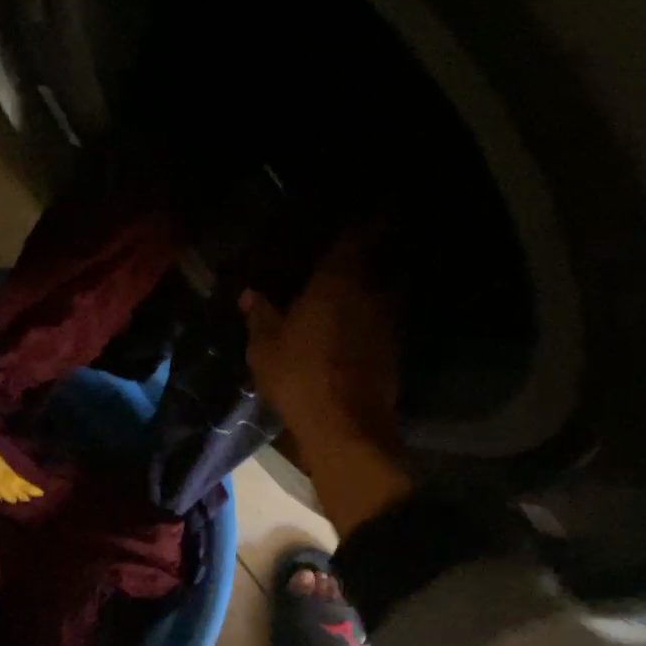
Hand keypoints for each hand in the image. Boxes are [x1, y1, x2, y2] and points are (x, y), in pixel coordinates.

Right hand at [243, 226, 413, 533]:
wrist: (346, 427)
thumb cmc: (299, 378)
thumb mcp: (265, 348)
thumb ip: (260, 316)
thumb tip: (249, 294)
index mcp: (338, 280)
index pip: (356, 235)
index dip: (357, 223)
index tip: (351, 217)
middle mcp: (372, 291)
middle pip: (379, 258)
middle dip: (368, 253)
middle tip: (349, 255)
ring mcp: (390, 321)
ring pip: (386, 290)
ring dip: (374, 288)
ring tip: (352, 291)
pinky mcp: (396, 350)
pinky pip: (385, 321)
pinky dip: (374, 319)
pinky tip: (356, 329)